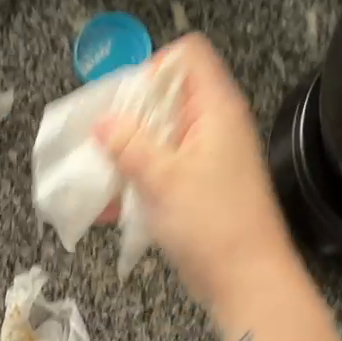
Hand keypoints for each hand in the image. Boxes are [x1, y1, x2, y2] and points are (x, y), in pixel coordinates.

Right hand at [94, 35, 297, 308]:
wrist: (244, 278)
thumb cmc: (213, 226)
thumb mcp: (163, 179)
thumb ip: (129, 146)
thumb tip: (103, 123)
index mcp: (214, 111)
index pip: (183, 59)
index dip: (149, 75)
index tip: (119, 108)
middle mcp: (212, 130)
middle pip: (164, 103)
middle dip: (126, 123)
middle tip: (99, 146)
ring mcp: (204, 163)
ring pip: (157, 144)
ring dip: (125, 160)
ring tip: (97, 181)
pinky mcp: (195, 194)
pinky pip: (159, 177)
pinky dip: (134, 187)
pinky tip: (108, 209)